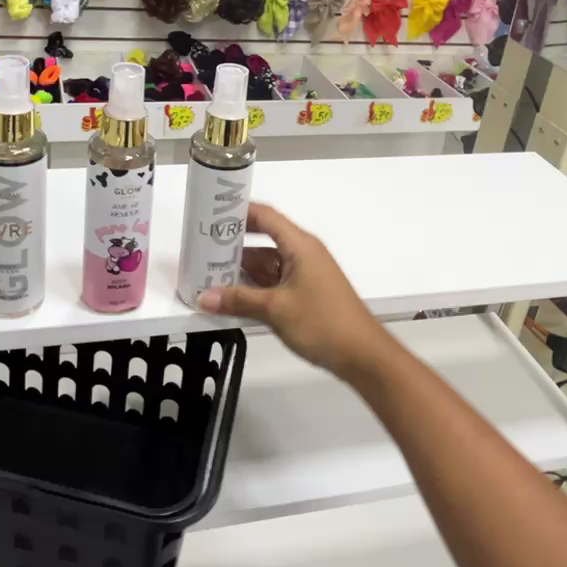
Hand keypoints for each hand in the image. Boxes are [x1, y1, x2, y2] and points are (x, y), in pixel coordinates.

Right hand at [197, 203, 393, 378]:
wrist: (363, 355)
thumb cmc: (323, 323)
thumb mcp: (276, 310)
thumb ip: (239, 300)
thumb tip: (204, 297)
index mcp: (300, 245)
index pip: (266, 216)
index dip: (238, 212)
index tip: (211, 213)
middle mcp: (304, 253)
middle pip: (264, 238)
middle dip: (234, 243)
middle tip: (202, 247)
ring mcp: (306, 273)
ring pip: (268, 262)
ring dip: (243, 268)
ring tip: (210, 273)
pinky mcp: (307, 292)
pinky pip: (275, 280)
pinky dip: (255, 285)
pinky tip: (234, 296)